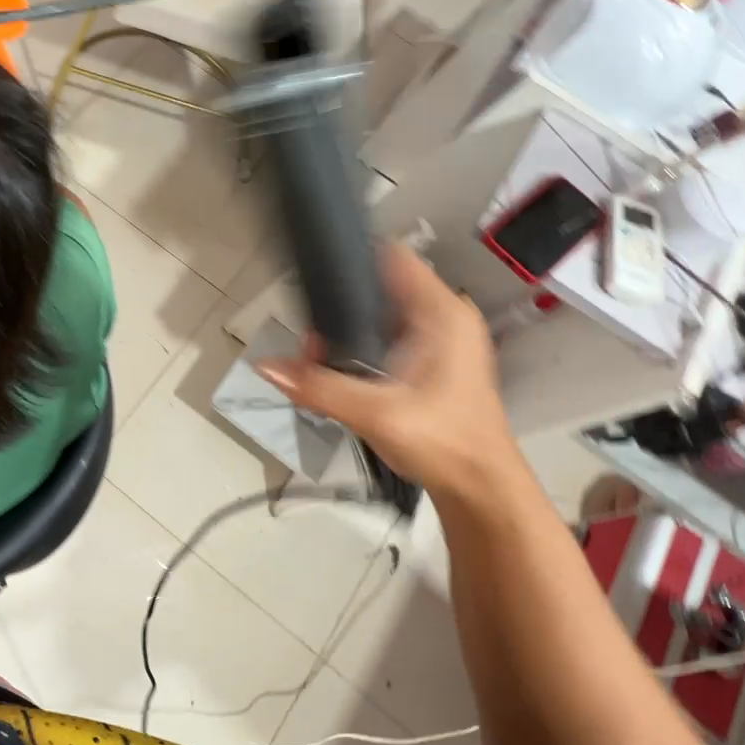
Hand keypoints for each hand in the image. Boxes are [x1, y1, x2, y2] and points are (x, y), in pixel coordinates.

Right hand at [257, 247, 519, 492]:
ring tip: (314, 358)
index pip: (394, 258)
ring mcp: (439, 340)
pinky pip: (384, 336)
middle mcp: (444, 318)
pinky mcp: (429, 362)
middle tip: (308, 339)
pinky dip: (357, 347)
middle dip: (338, 306)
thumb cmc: (442, 442)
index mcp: (442, 315)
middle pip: (379, 287)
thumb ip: (319, 387)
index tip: (313, 273)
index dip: (353, 258)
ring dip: (344, 330)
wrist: (479, 486)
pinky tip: (335, 371)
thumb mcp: (375, 413)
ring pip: (378, 314)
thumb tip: (265, 366)